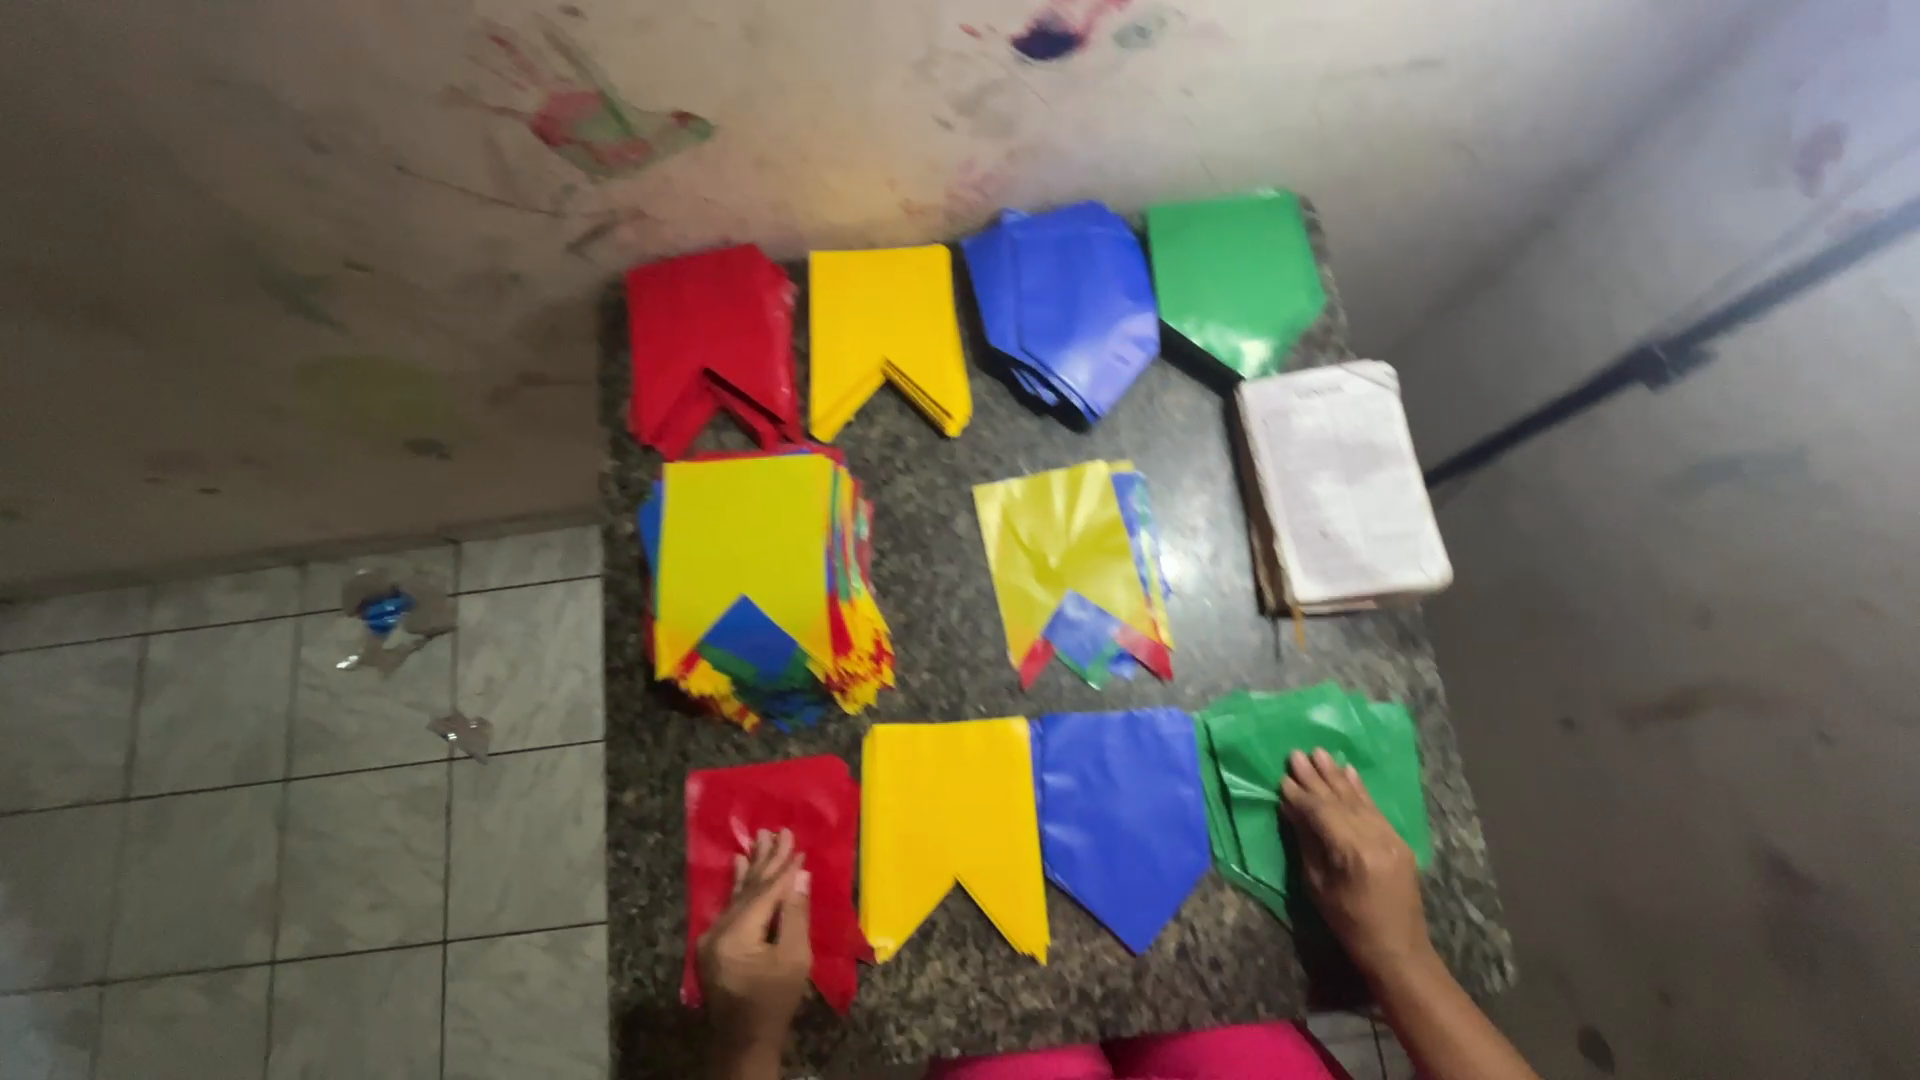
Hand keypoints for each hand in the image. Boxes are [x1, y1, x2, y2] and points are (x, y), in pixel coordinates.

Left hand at [697, 828, 811, 1069]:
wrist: (744, 1045)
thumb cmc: (774, 1004)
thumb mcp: (793, 960)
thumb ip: (795, 915)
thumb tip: (800, 875)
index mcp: (736, 935)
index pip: (765, 892)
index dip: (783, 869)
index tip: (797, 844)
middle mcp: (718, 930)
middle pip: (749, 888)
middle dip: (767, 860)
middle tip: (779, 830)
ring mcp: (712, 937)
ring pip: (738, 894)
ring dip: (753, 867)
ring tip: (760, 838)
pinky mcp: (715, 944)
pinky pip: (730, 906)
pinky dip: (739, 885)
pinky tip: (738, 864)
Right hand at [1280, 749, 1432, 978]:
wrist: (1398, 950)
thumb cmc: (1349, 924)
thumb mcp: (1317, 885)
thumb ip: (1306, 841)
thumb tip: (1291, 807)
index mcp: (1353, 852)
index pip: (1321, 812)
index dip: (1300, 794)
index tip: (1282, 777)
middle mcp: (1376, 838)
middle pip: (1340, 800)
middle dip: (1316, 777)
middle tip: (1296, 754)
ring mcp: (1391, 837)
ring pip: (1358, 799)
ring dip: (1336, 776)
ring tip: (1319, 753)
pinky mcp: (1399, 841)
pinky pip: (1375, 808)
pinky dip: (1360, 789)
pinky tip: (1349, 771)